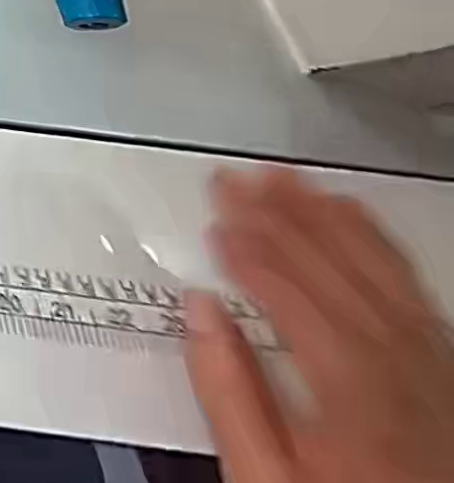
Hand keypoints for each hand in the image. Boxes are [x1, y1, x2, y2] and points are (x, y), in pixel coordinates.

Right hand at [186, 167, 453, 482]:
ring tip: (287, 179)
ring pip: (387, 286)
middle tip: (238, 177)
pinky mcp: (447, 371)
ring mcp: (440, 377)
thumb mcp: (259, 469)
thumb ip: (226, 390)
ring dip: (330, 225)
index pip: (303, 310)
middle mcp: (412, 385)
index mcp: (358, 405)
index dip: (256, 260)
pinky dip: (381, 252)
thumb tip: (200, 309)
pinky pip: (419, 300)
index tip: (216, 219)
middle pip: (345, 288)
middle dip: (285, 224)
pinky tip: (350, 219)